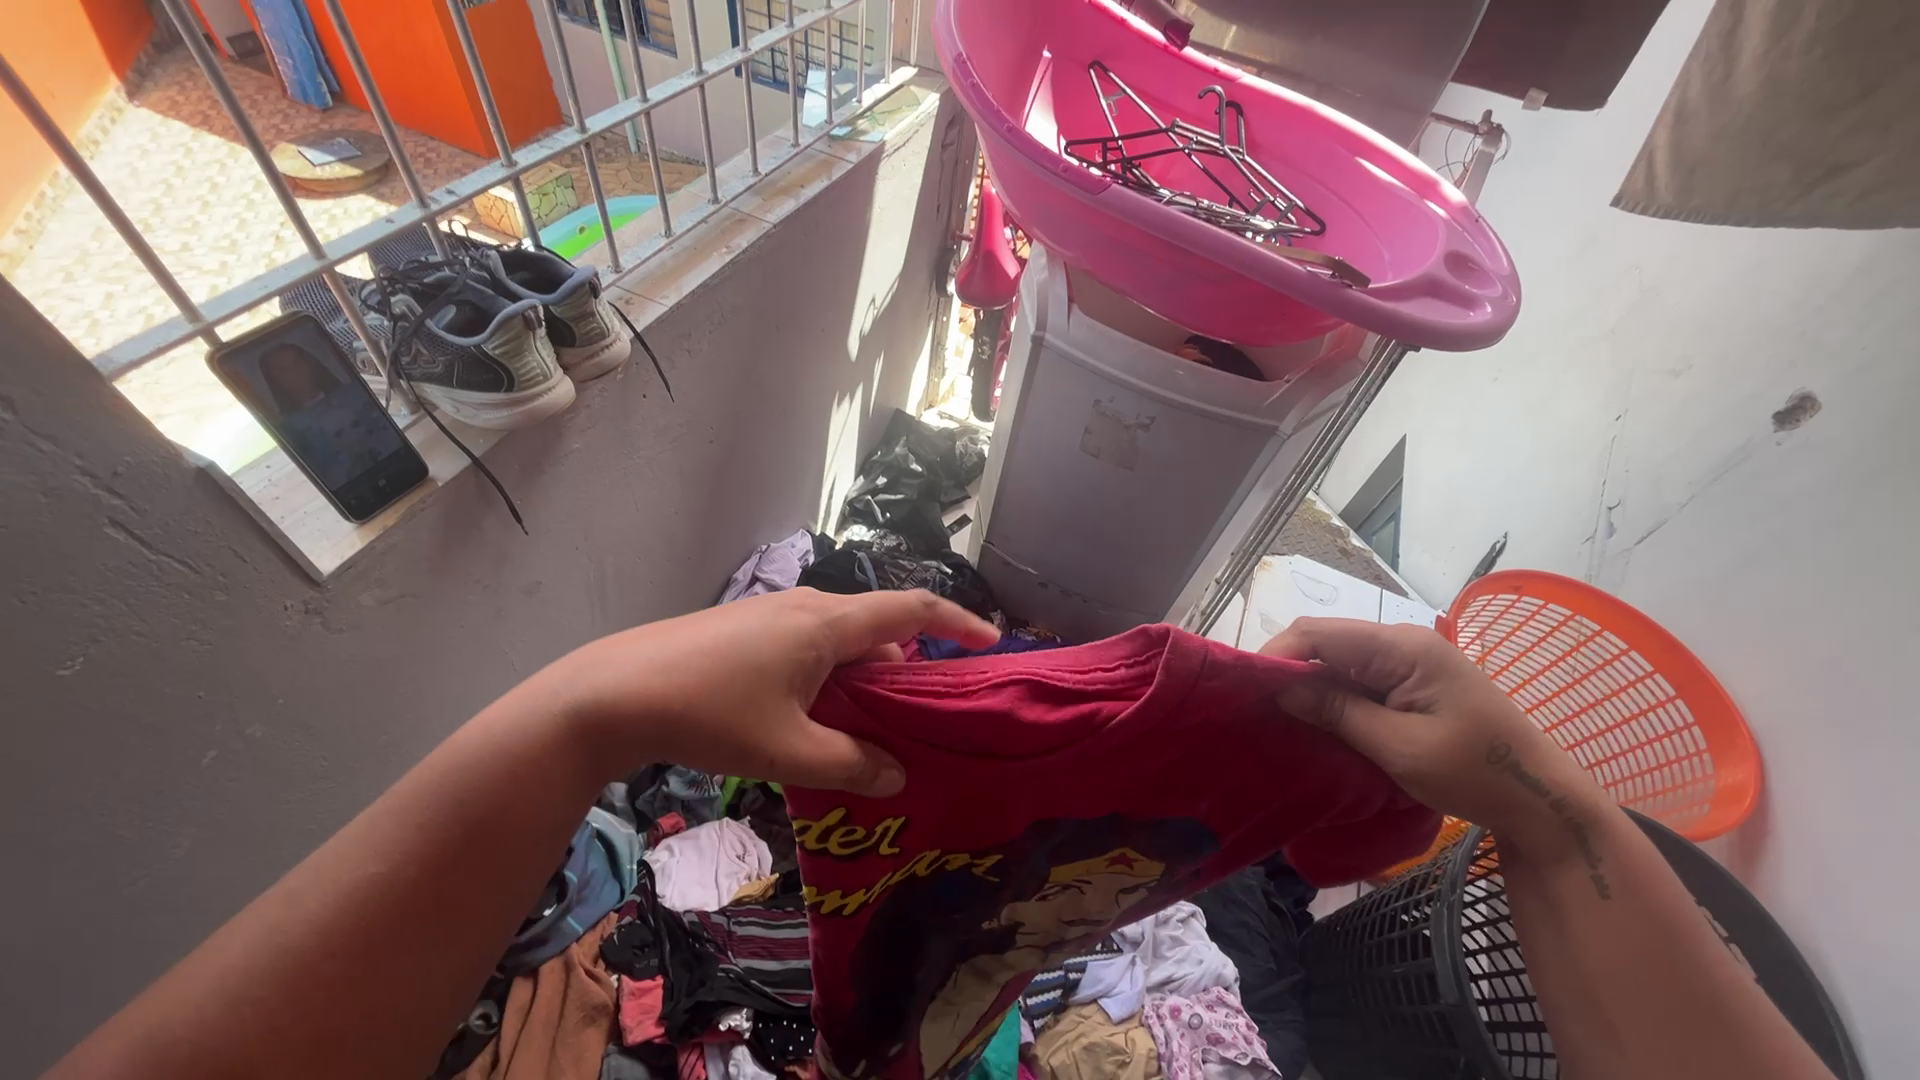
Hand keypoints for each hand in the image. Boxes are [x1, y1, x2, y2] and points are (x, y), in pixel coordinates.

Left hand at [543, 588, 998, 797]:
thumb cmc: (710, 713)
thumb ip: (852, 763)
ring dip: (868, 673)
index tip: (992, 641)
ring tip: (874, 724)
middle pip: (880, 625)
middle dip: (911, 663)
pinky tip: (819, 714)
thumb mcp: (788, 749)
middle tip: (928, 712)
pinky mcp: (748, 629)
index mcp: (829, 624)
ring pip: (843, 637)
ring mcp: (774, 614)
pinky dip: (835, 672)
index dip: (958, 620)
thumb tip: (897, 776)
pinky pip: (813, 643)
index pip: (913, 607)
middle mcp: (808, 607)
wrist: (613, 691)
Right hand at [1260, 617, 1612, 852]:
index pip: (1319, 633)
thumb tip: (1281, 689)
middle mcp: (1402, 642)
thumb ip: (1337, 711)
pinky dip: (1330, 693)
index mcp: (1402, 648)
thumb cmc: (1474, 773)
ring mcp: (1408, 660)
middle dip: (1286, 667)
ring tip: (1276, 712)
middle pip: (1325, 640)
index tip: (1246, 689)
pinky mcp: (1410, 681)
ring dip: (1306, 682)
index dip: (1277, 654)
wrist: (1541, 800)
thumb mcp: (1398, 747)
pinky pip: (1356, 676)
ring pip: (1337, 658)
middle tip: (1255, 704)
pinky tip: (1313, 716)